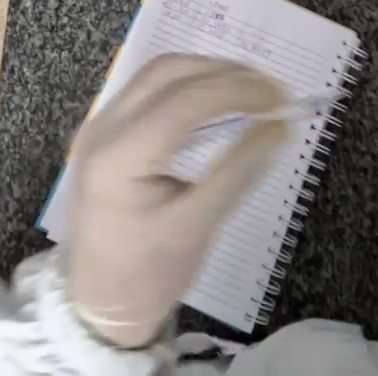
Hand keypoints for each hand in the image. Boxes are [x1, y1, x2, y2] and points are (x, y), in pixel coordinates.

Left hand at [65, 54, 288, 347]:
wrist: (98, 305)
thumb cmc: (147, 275)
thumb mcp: (197, 227)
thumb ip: (237, 171)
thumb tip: (279, 126)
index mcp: (117, 157)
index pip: (183, 103)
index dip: (235, 92)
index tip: (279, 98)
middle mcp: (101, 128)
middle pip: (167, 72)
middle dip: (224, 72)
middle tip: (270, 89)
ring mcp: (99, 124)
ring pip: (158, 73)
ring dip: (207, 71)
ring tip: (251, 89)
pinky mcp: (106, 128)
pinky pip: (150, 88)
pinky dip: (189, 84)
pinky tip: (219, 98)